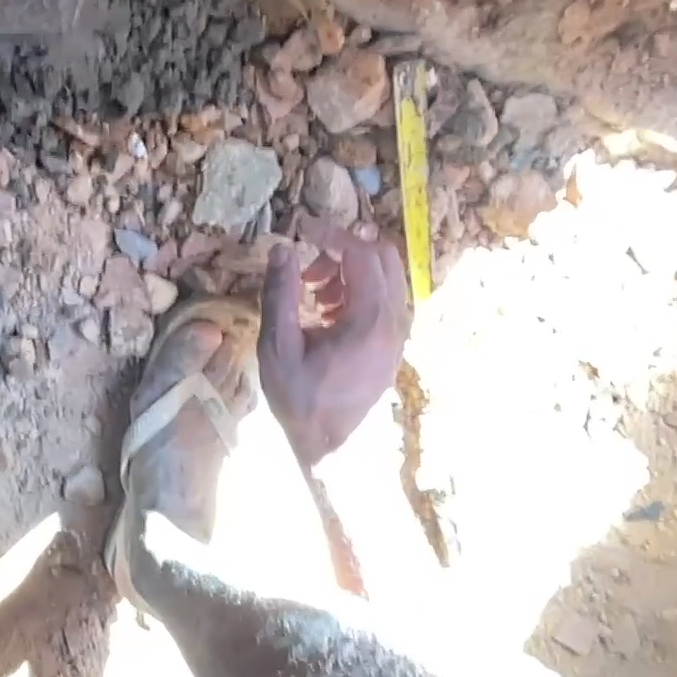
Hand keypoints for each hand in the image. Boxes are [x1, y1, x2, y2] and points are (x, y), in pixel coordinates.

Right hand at [258, 226, 411, 465]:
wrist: (330, 447)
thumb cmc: (300, 400)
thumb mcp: (278, 347)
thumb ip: (280, 294)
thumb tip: (282, 249)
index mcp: (371, 320)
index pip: (361, 253)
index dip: (329, 233)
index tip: (299, 229)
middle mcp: (396, 321)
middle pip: (382, 256)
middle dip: (342, 249)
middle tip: (306, 266)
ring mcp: (399, 332)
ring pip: (386, 275)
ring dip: (349, 270)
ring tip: (312, 291)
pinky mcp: (393, 342)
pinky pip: (384, 297)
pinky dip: (356, 289)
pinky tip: (325, 311)